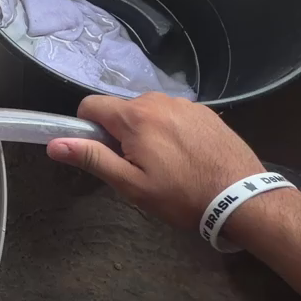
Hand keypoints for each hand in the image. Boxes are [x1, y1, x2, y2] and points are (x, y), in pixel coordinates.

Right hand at [45, 93, 266, 231]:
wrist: (246, 200)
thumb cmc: (182, 195)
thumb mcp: (131, 184)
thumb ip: (92, 158)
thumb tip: (54, 144)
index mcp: (134, 116)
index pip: (90, 106)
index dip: (87, 128)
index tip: (103, 152)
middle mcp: (156, 101)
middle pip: (120, 110)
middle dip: (119, 132)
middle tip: (138, 165)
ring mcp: (184, 104)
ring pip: (147, 111)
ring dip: (146, 130)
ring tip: (167, 162)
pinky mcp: (206, 112)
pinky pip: (172, 114)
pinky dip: (170, 129)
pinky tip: (187, 155)